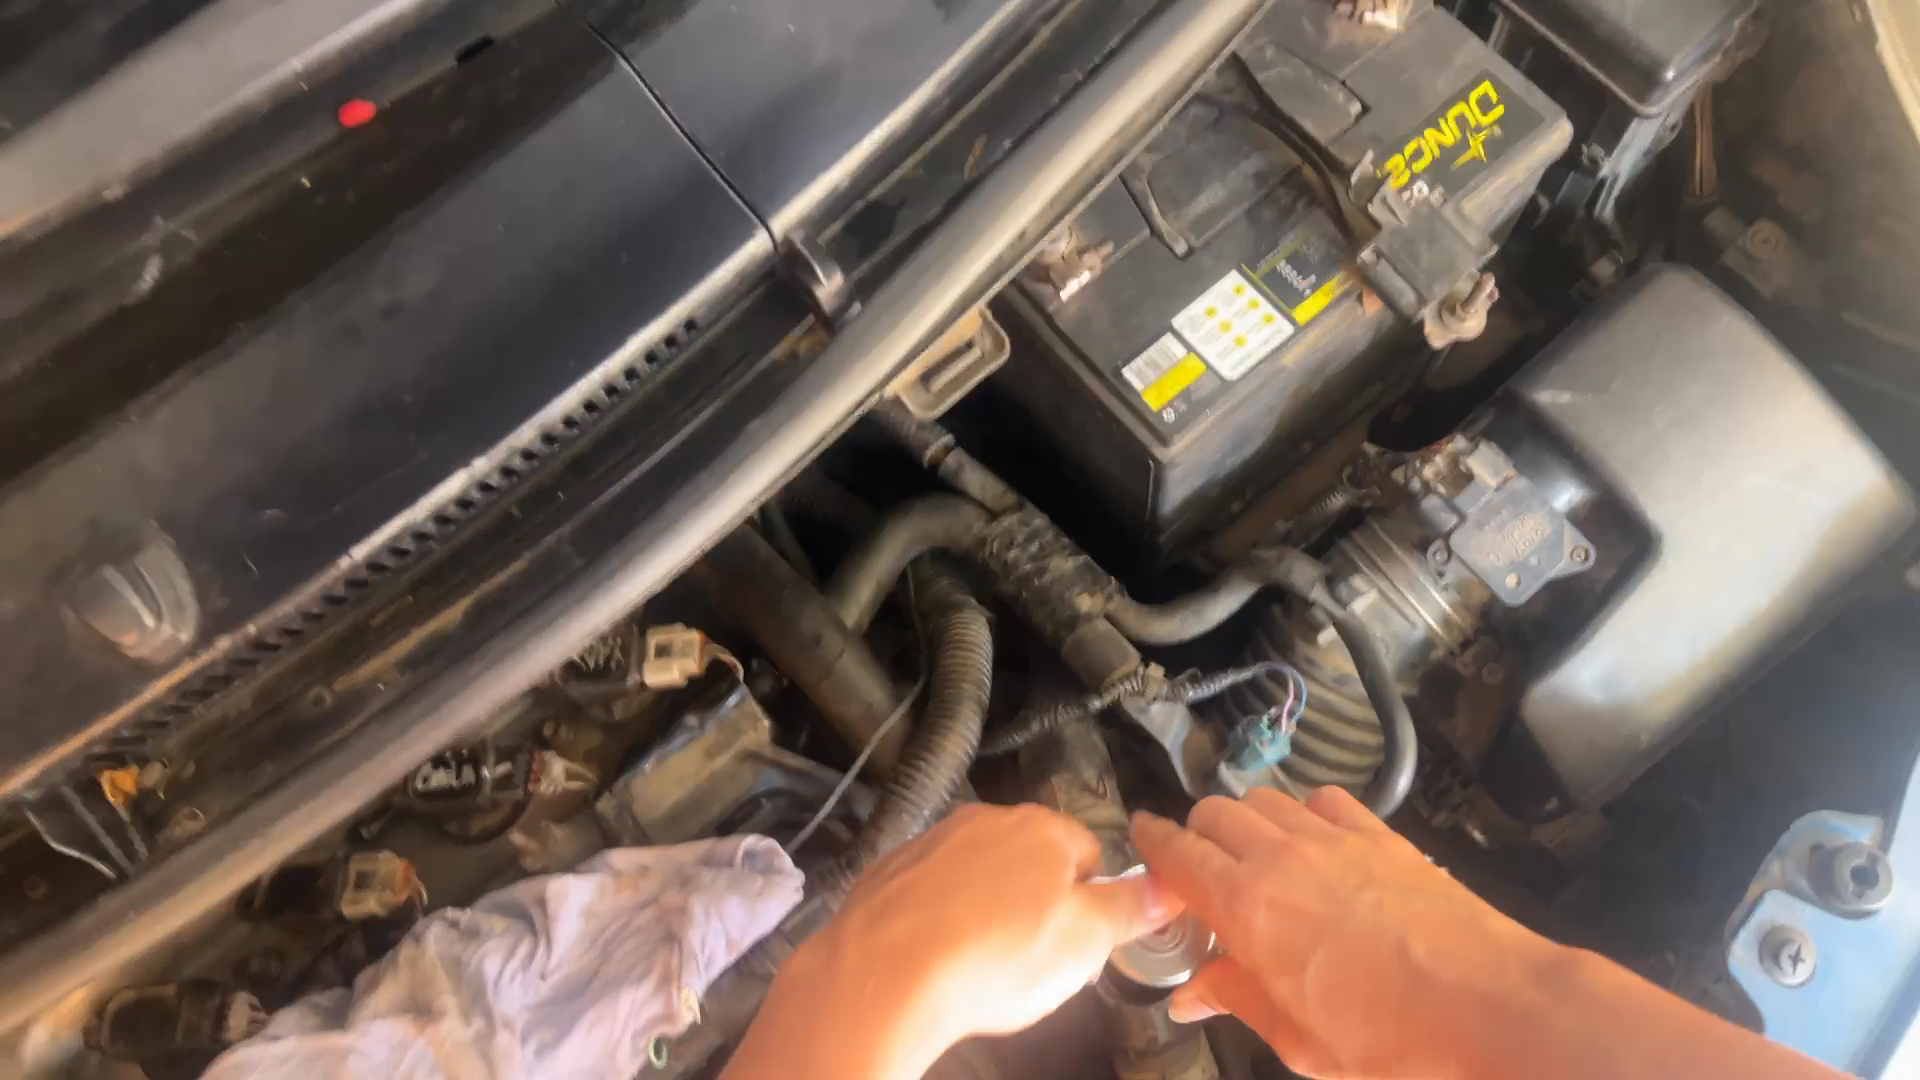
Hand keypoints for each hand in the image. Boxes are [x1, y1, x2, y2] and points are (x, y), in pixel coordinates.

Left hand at [728, 803, 1178, 1078]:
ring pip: (983, 869)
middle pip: (1034, 858)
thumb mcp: (1084, 942)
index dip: (1089, 902)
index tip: (1072, 942)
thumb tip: (1168, 884)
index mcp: (1042, 827)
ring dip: (990, 903)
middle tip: (1030, 956)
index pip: (1089, 854)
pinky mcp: (896, 862)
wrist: (887, 972)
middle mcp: (989, 817)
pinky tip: (938, 948)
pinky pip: (937, 882)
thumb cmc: (998, 956)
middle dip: (1039, 900)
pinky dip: (944, 907)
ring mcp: (937, 836)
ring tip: (980, 957)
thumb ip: (1129, 908)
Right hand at [1130, 787, 1561, 1079]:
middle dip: (1198, 833)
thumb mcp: (1302, 1042)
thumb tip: (1187, 997)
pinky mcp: (1375, 832)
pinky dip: (1305, 812)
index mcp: (1245, 906)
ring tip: (1259, 853)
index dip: (1151, 839)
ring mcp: (1327, 837)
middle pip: (1212, 812)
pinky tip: (1318, 842)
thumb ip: (1236, 1000)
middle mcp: (1275, 856)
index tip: (1142, 834)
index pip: (1176, 851)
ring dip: (1247, 819)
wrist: (1500, 1015)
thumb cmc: (1394, 1045)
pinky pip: (1322, 798)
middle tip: (1207, 867)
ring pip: (1260, 798)